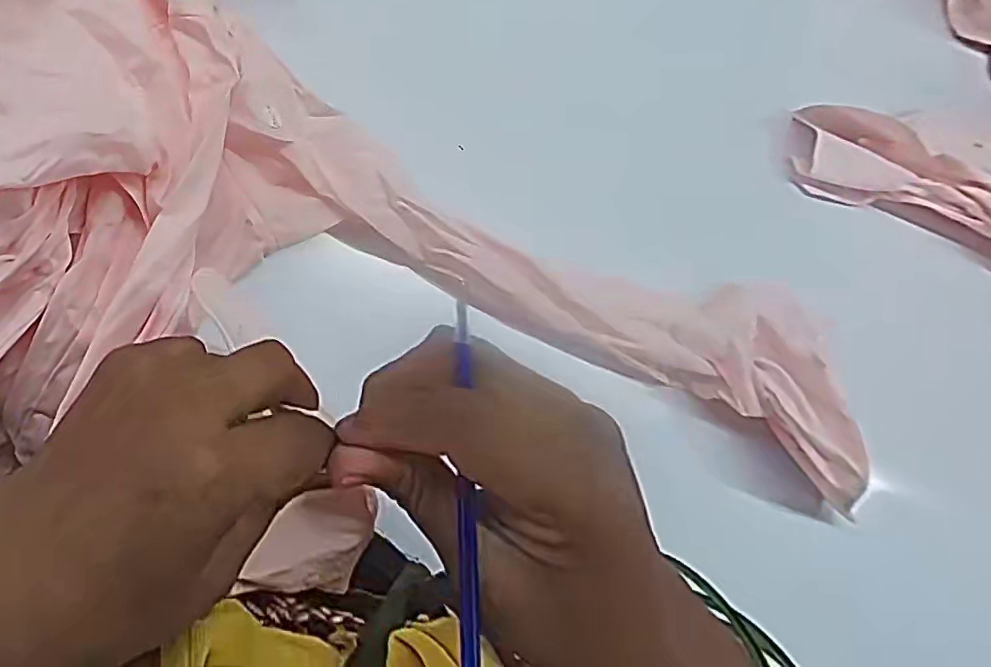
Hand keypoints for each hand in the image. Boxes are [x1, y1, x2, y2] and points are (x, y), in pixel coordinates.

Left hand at [0, 337, 333, 666]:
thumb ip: (269, 505)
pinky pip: (181, 352)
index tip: (316, 462)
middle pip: (275, 362)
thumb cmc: (113, 599)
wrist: (12, 575)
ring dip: (237, 386)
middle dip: (296, 391)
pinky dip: (193, 377)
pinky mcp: (118, 363)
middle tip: (288, 424)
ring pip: (226, 353)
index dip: (319, 451)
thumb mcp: (211, 576)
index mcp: (216, 468)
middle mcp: (188, 404)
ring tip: (220, 424)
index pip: (302, 435)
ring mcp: (148, 374)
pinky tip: (173, 415)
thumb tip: (307, 464)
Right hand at [329, 329, 746, 666]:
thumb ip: (420, 498)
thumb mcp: (486, 580)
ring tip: (389, 433)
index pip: (463, 414)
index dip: (394, 416)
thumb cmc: (569, 628)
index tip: (346, 439)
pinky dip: (440, 387)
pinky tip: (425, 428)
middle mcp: (574, 421)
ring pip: (468, 355)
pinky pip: (483, 370)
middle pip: (463, 361)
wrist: (644, 635)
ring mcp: (571, 404)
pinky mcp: (559, 402)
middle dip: (399, 387)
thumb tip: (346, 454)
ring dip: (415, 383)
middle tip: (364, 437)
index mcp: (569, 478)